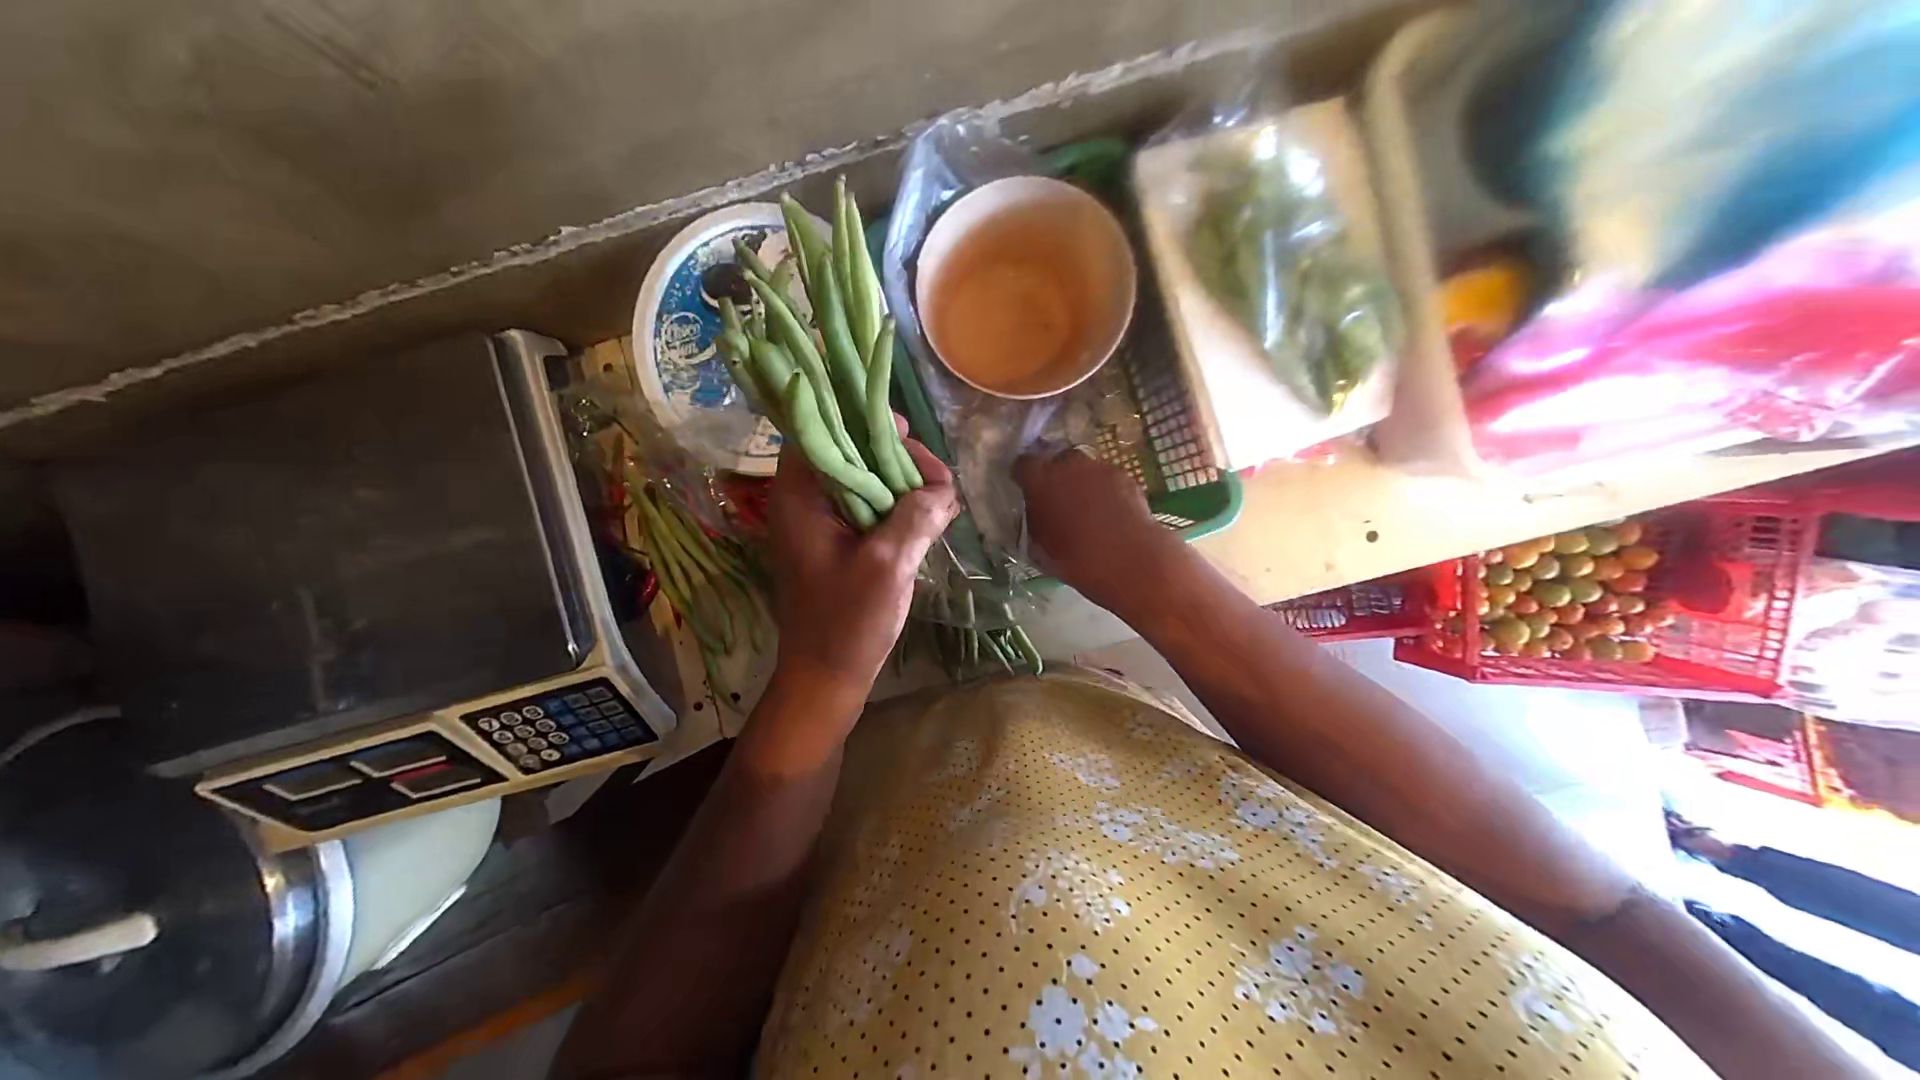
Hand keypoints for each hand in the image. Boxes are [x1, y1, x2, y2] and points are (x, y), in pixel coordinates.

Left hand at [765, 430, 958, 706]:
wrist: (827, 678)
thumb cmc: (846, 623)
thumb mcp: (887, 565)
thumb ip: (916, 517)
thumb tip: (944, 489)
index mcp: (800, 498)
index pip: (820, 431)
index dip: (859, 421)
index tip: (904, 431)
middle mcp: (805, 503)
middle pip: (849, 453)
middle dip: (895, 458)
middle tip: (936, 479)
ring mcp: (821, 525)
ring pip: (863, 482)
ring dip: (902, 485)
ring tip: (941, 500)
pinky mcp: (838, 544)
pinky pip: (868, 510)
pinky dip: (897, 509)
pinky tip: (931, 519)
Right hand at [1014, 447, 1172, 607]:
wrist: (1129, 560)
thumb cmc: (1075, 559)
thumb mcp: (1038, 547)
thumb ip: (1030, 522)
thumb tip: (1030, 515)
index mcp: (1040, 479)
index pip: (1022, 464)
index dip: (1022, 477)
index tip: (1024, 490)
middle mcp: (1067, 464)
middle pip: (1055, 461)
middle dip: (1054, 476)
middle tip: (1057, 500)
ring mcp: (1098, 467)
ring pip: (1083, 469)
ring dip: (1080, 482)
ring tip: (1086, 509)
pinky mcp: (1124, 475)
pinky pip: (1105, 478)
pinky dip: (1104, 490)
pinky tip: (1109, 512)